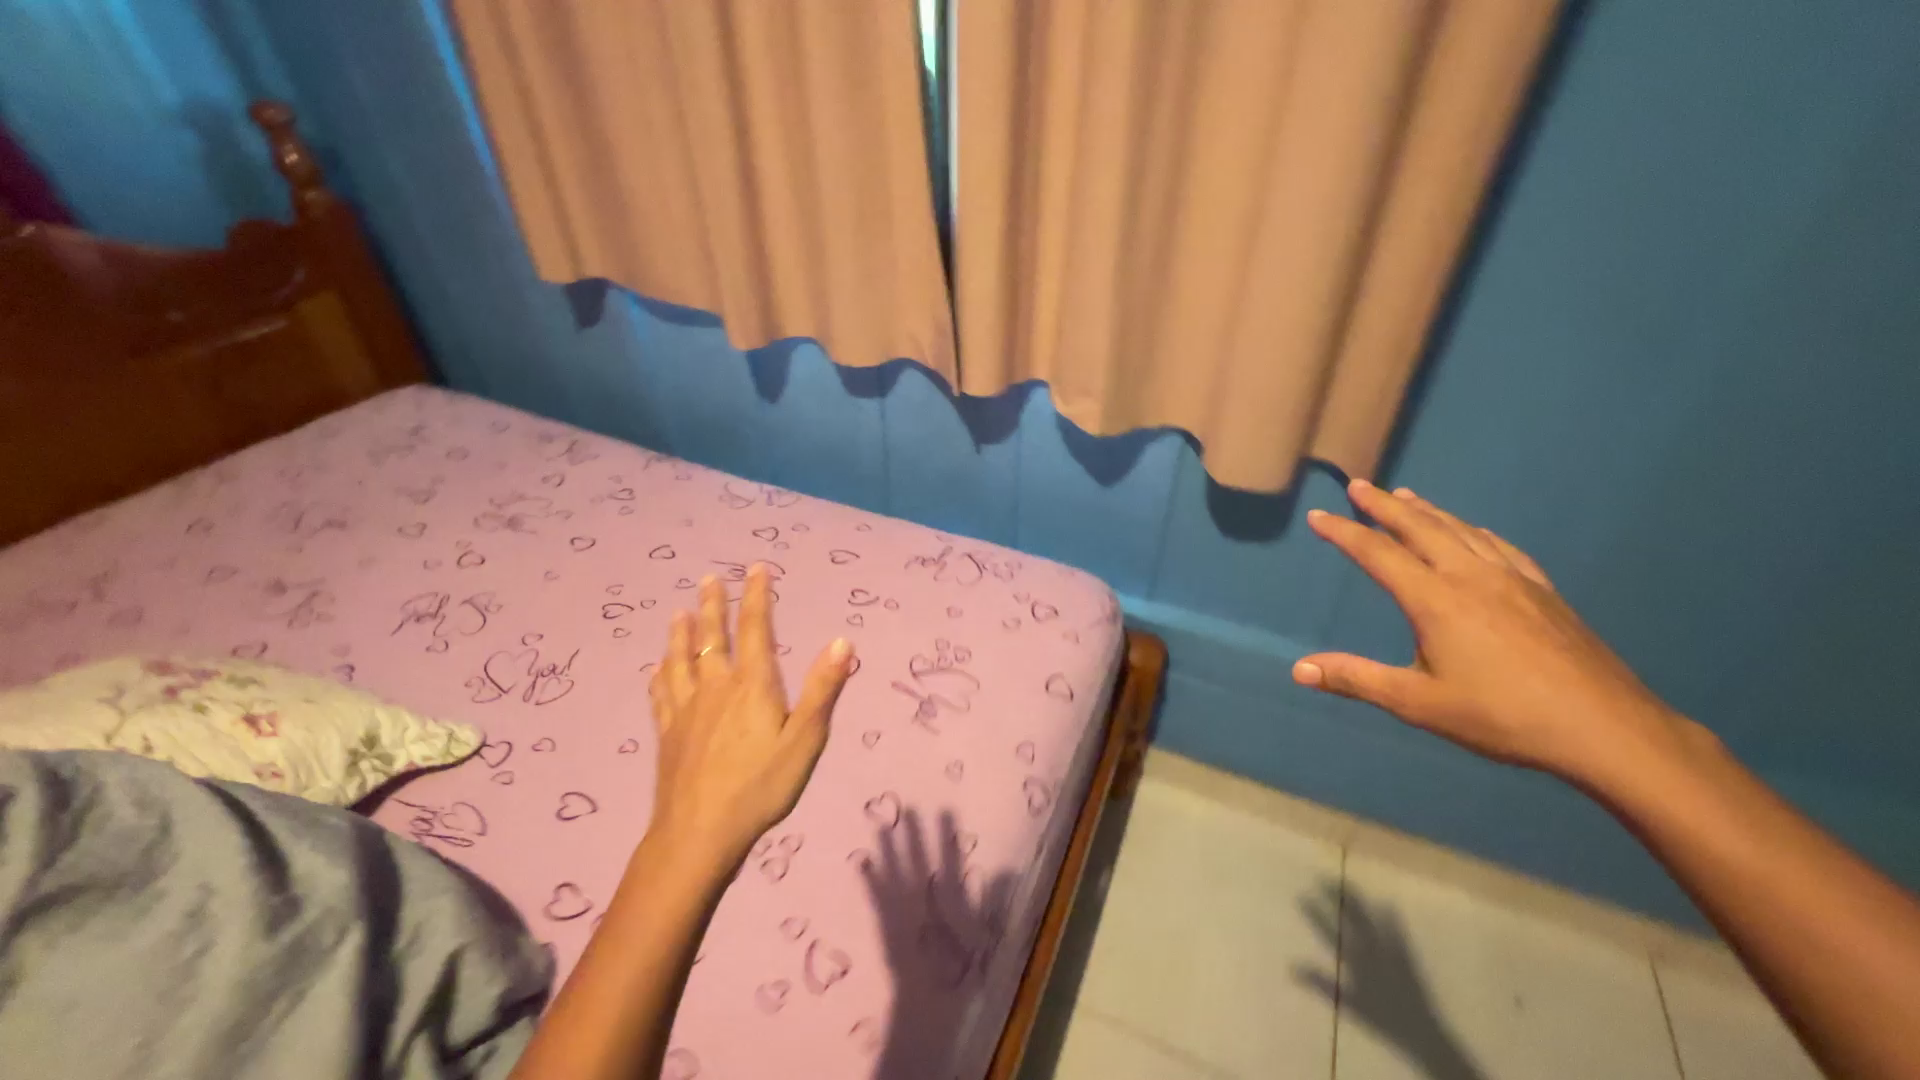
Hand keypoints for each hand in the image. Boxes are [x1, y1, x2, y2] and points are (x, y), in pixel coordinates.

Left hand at [647, 565, 853, 867]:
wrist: (699, 832)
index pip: (756, 630)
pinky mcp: (667, 734)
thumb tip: (842, 641)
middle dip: (713, 605)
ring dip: (681, 634)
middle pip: (713, 638)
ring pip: (680, 660)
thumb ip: (823, 689)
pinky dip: (659, 675)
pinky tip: (655, 670)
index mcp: (753, 685)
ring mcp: (686, 710)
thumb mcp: (805, 740)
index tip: (756, 568)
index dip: (757, 596)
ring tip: (679, 613)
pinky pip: (661, 695)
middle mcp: (716, 687)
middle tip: (709, 579)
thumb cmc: (761, 786)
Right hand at [1296, 480, 1687, 783]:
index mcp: (1436, 600)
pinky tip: (1475, 532)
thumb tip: (1299, 669)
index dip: (1344, 532)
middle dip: (1385, 505)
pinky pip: (1501, 546)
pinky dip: (1475, 530)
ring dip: (1428, 511)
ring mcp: (1513, 580)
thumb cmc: (1502, 717)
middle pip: (1421, 528)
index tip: (1318, 515)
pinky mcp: (1543, 591)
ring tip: (1407, 496)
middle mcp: (1471, 576)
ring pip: (1462, 531)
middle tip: (1359, 485)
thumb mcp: (1419, 704)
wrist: (1603, 727)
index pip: (1378, 554)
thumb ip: (1357, 680)